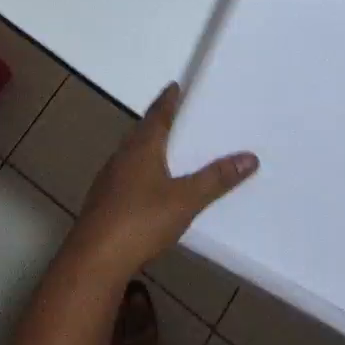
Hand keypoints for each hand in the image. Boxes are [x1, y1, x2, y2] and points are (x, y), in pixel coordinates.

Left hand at [71, 83, 258, 274]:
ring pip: (131, 153)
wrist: (95, 258)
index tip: (174, 85)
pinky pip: (125, 175)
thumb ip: (216, 179)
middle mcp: (122, 156)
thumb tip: (249, 157)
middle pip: (141, 131)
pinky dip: (139, 171)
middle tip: (173, 114)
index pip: (157, 116)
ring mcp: (109, 179)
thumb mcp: (185, 200)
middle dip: (157, 122)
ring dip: (147, 147)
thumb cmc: (141, 220)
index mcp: (141, 148)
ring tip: (163, 148)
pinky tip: (146, 186)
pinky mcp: (103, 201)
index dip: (168, 101)